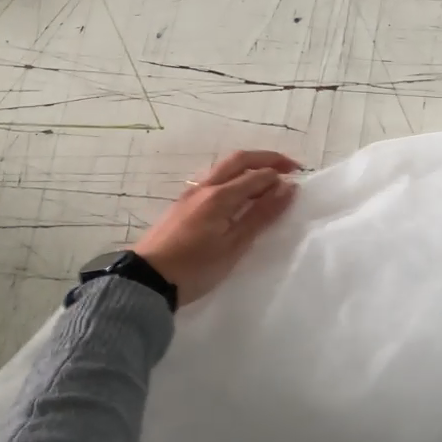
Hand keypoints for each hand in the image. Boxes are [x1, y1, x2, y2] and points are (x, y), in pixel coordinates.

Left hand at [132, 150, 298, 304]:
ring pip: (224, 167)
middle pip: (240, 159)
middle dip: (267, 159)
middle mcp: (205, 187)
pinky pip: (214, 179)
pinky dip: (233, 177)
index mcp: (220, 196)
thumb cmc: (194, 268)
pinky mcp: (182, 204)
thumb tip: (288, 187)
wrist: (144, 283)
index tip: (297, 186)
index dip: (280, 178)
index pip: (258, 176)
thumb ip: (261, 214)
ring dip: (249, 167)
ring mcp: (191, 194)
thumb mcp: (234, 246)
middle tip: (289, 167)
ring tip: (266, 182)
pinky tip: (238, 195)